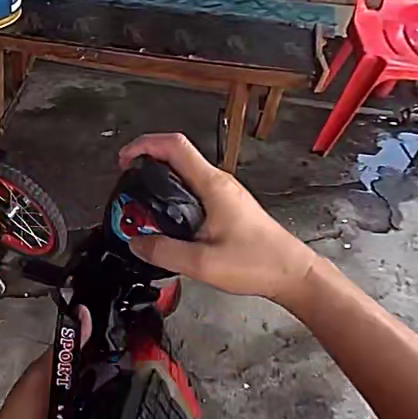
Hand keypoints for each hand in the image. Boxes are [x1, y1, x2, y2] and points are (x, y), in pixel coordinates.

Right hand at [117, 133, 321, 307]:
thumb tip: (137, 243)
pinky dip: (173, 194)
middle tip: (127, 182)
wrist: (292, 273)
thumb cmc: (258, 263)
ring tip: (140, 201)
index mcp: (212, 186)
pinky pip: (194, 190)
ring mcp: (224, 193)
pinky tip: (166, 218)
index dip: (144, 145)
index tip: (125, 160)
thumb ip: (163, 252)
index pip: (174, 146)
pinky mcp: (227, 206)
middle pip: (176, 155)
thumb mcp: (202, 263)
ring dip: (159, 179)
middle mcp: (219, 183)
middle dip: (146, 161)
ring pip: (185, 173)